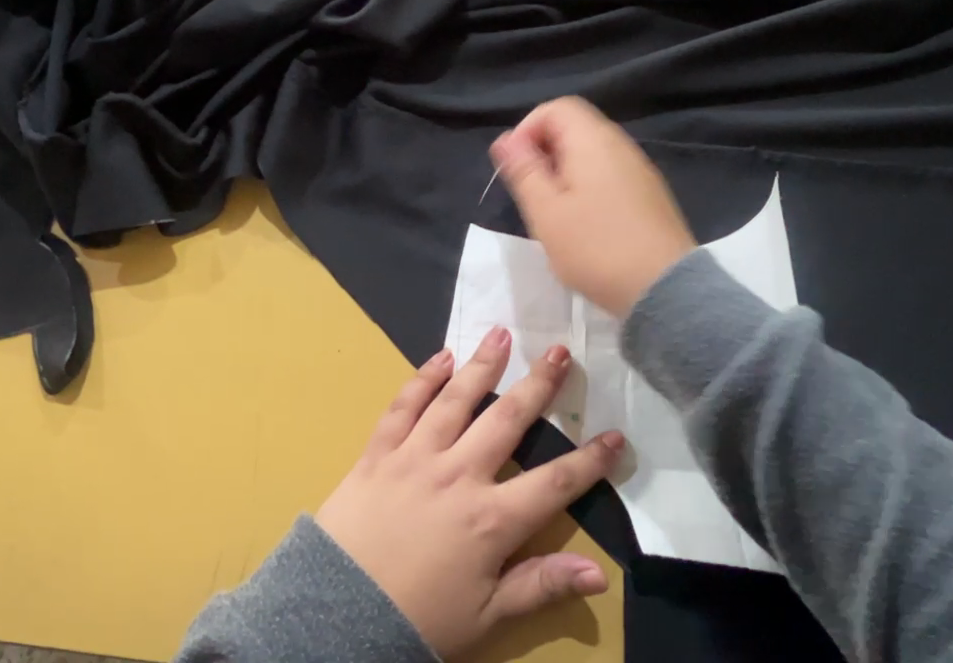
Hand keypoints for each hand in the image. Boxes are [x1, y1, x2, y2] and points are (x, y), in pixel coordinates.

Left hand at [316, 328, 624, 657]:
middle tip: (560, 352)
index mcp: (491, 519)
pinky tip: (440, 357)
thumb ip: (541, 585)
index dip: (589, 460)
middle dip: (538, 385)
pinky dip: (422, 378)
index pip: (554, 482)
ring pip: (456, 401)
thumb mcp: (487, 616)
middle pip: (507, 420)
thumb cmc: (419, 618)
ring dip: (482, 365)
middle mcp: (458, 475)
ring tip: (502, 334)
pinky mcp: (379, 452)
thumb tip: (600, 573)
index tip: (616, 436)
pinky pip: (403, 406)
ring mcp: (416, 457)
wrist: (336, 613)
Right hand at [490, 97, 696, 316]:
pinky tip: (584, 225)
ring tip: (554, 214)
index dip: (528, 129)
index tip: (516, 167)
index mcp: (593, 141)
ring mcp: (640, 170)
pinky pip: (610, 175)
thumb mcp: (546, 212)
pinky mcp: (650, 195)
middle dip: (544, 153)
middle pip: (575, 128)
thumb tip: (505, 138)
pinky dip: (588, 187)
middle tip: (532, 194)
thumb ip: (524, 170)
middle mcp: (620, 145)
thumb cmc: (596, 248)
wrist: (664, 290)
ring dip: (565, 174)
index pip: (556, 108)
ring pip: (592, 154)